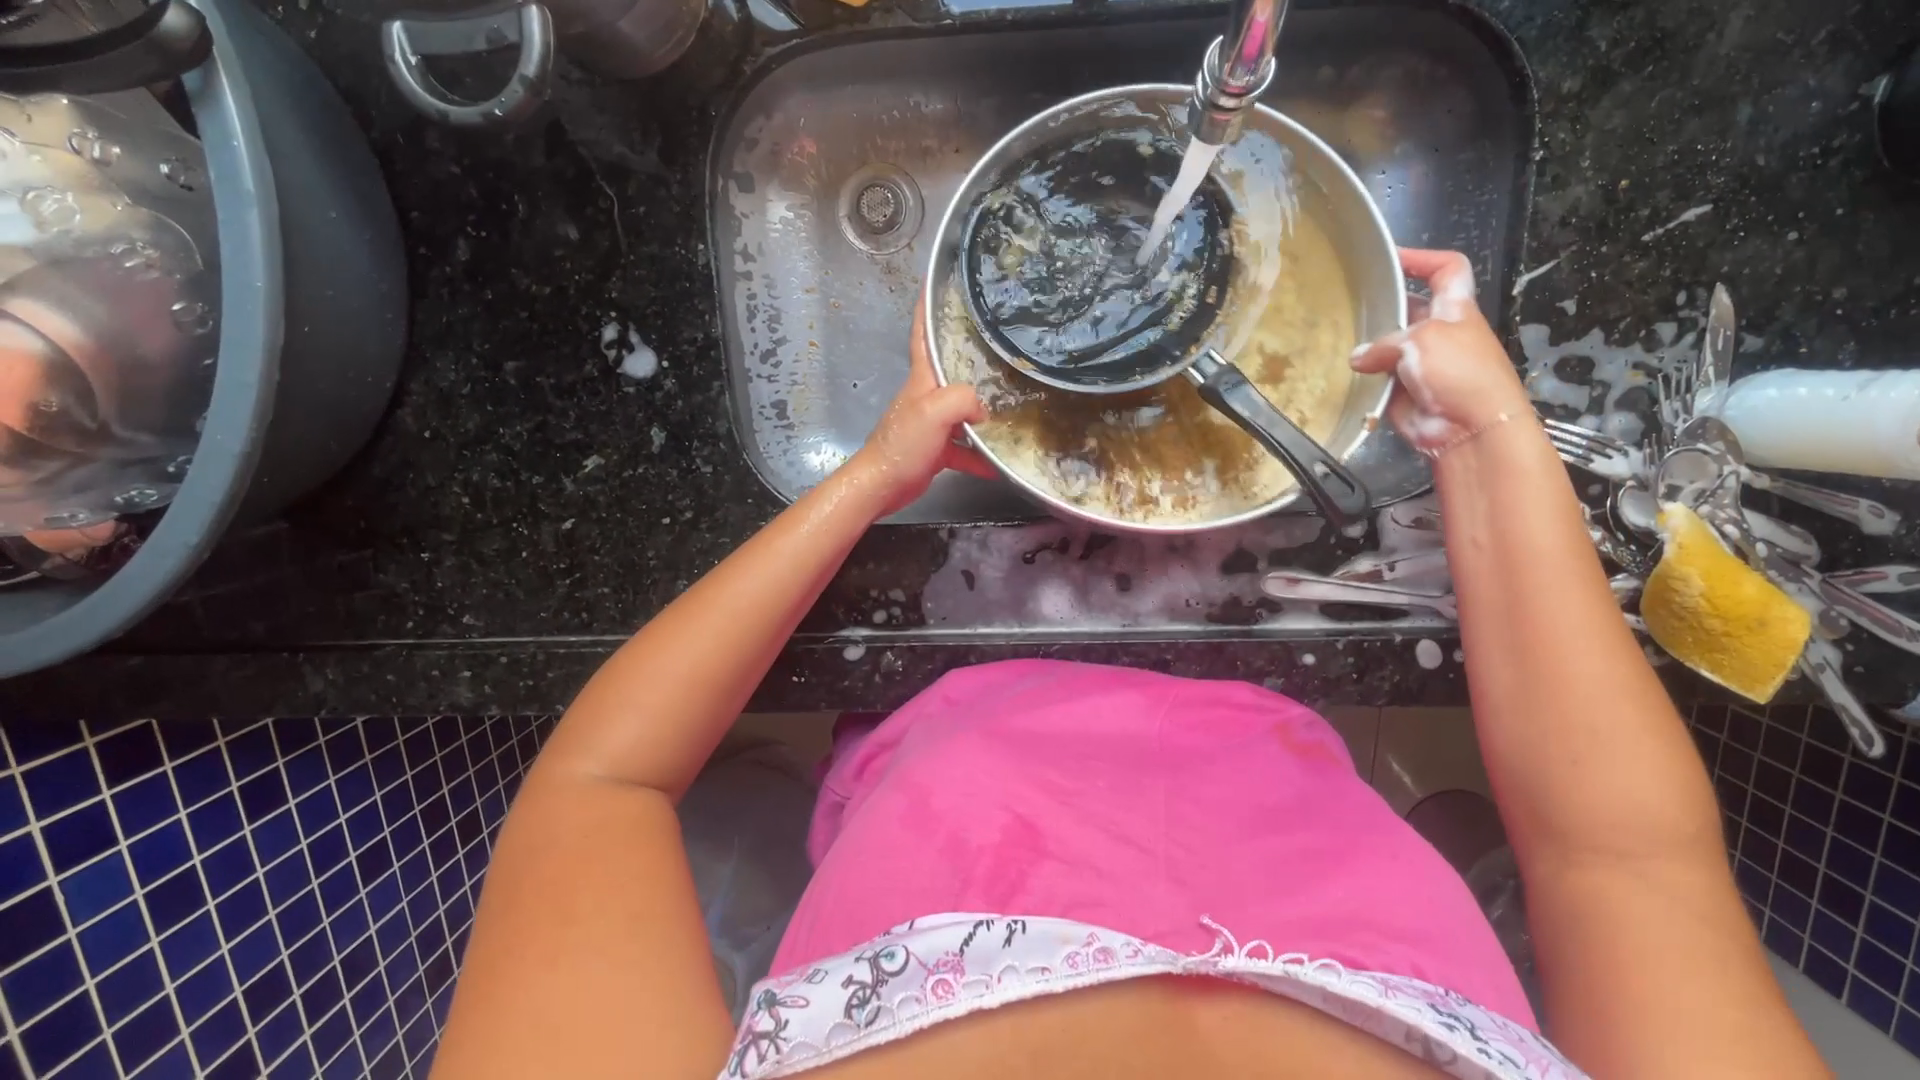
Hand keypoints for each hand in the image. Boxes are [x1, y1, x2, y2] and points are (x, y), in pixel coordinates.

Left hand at [842, 296, 996, 515]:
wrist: (882, 485)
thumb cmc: (903, 444)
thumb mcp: (934, 411)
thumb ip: (963, 399)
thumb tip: (985, 409)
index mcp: (923, 379)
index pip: (924, 334)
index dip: (928, 307)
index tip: (938, 282)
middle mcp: (926, 395)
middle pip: (951, 369)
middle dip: (973, 356)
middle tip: (1002, 344)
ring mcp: (931, 423)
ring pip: (963, 410)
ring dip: (984, 412)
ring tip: (1014, 408)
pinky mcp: (934, 449)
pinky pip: (963, 447)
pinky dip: (979, 455)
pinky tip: (997, 465)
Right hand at [1349, 248, 1534, 455]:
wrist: (1469, 429)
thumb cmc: (1458, 372)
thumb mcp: (1424, 339)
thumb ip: (1385, 342)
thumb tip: (1358, 358)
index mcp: (1456, 310)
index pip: (1447, 270)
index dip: (1423, 258)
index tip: (1392, 257)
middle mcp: (1439, 333)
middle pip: (1409, 309)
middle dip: (1383, 305)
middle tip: (1349, 303)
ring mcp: (1421, 364)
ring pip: (1389, 345)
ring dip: (1368, 346)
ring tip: (1337, 337)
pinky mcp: (1405, 392)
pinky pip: (1379, 379)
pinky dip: (1364, 378)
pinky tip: (1344, 373)